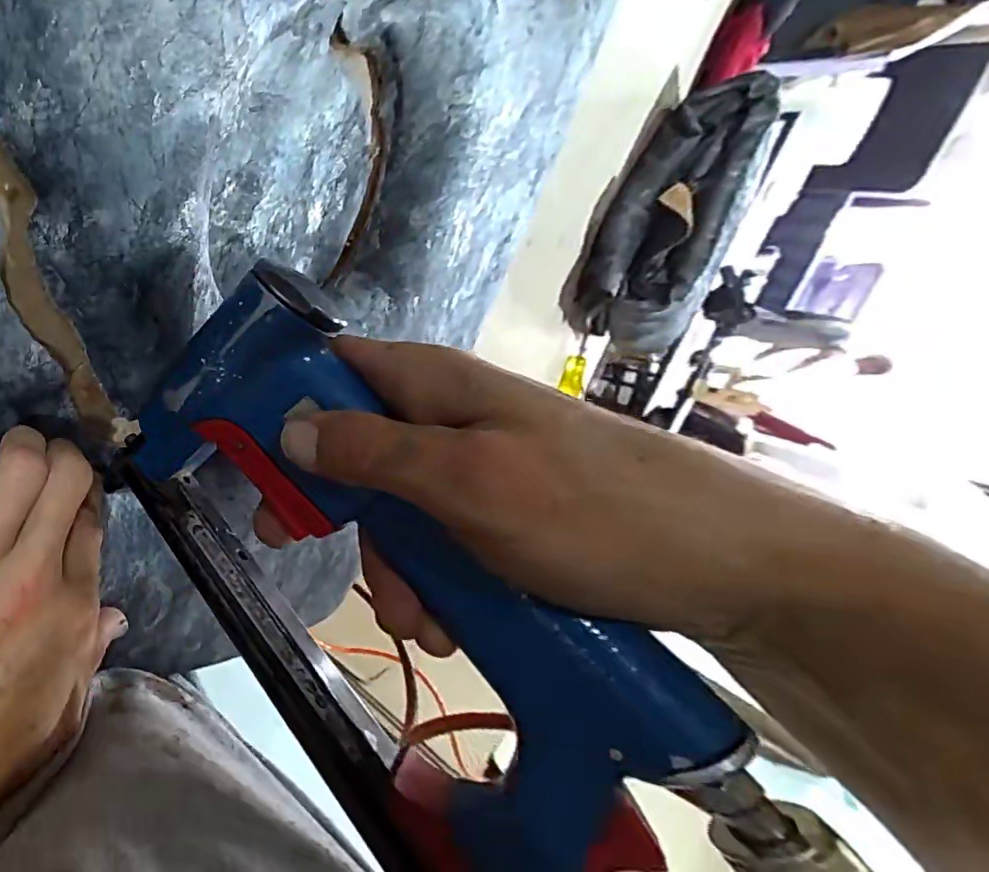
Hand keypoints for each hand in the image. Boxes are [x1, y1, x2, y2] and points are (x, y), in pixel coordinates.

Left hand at [0, 426, 125, 866]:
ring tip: (15, 452)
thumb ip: (93, 651)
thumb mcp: (64, 710)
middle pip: (66, 475)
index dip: (85, 494)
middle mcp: (31, 575)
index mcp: (73, 609)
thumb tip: (115, 611)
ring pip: (16, 465)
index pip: (92, 516)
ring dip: (21, 445)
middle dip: (65, 454)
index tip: (72, 495)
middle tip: (50, 460)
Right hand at [255, 337, 856, 647]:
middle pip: (349, 444)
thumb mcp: (467, 482)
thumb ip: (372, 454)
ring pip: (390, 502)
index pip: (329, 367)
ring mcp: (471, 462)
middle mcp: (441, 412)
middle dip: (332, 504)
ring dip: (388, 562)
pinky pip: (434, 536)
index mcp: (428, 381)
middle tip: (295, 545)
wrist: (739, 571)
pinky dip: (430, 579)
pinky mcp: (497, 509)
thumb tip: (289, 430)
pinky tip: (449, 621)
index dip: (283, 401)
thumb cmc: (594, 510)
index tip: (248, 454)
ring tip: (419, 619)